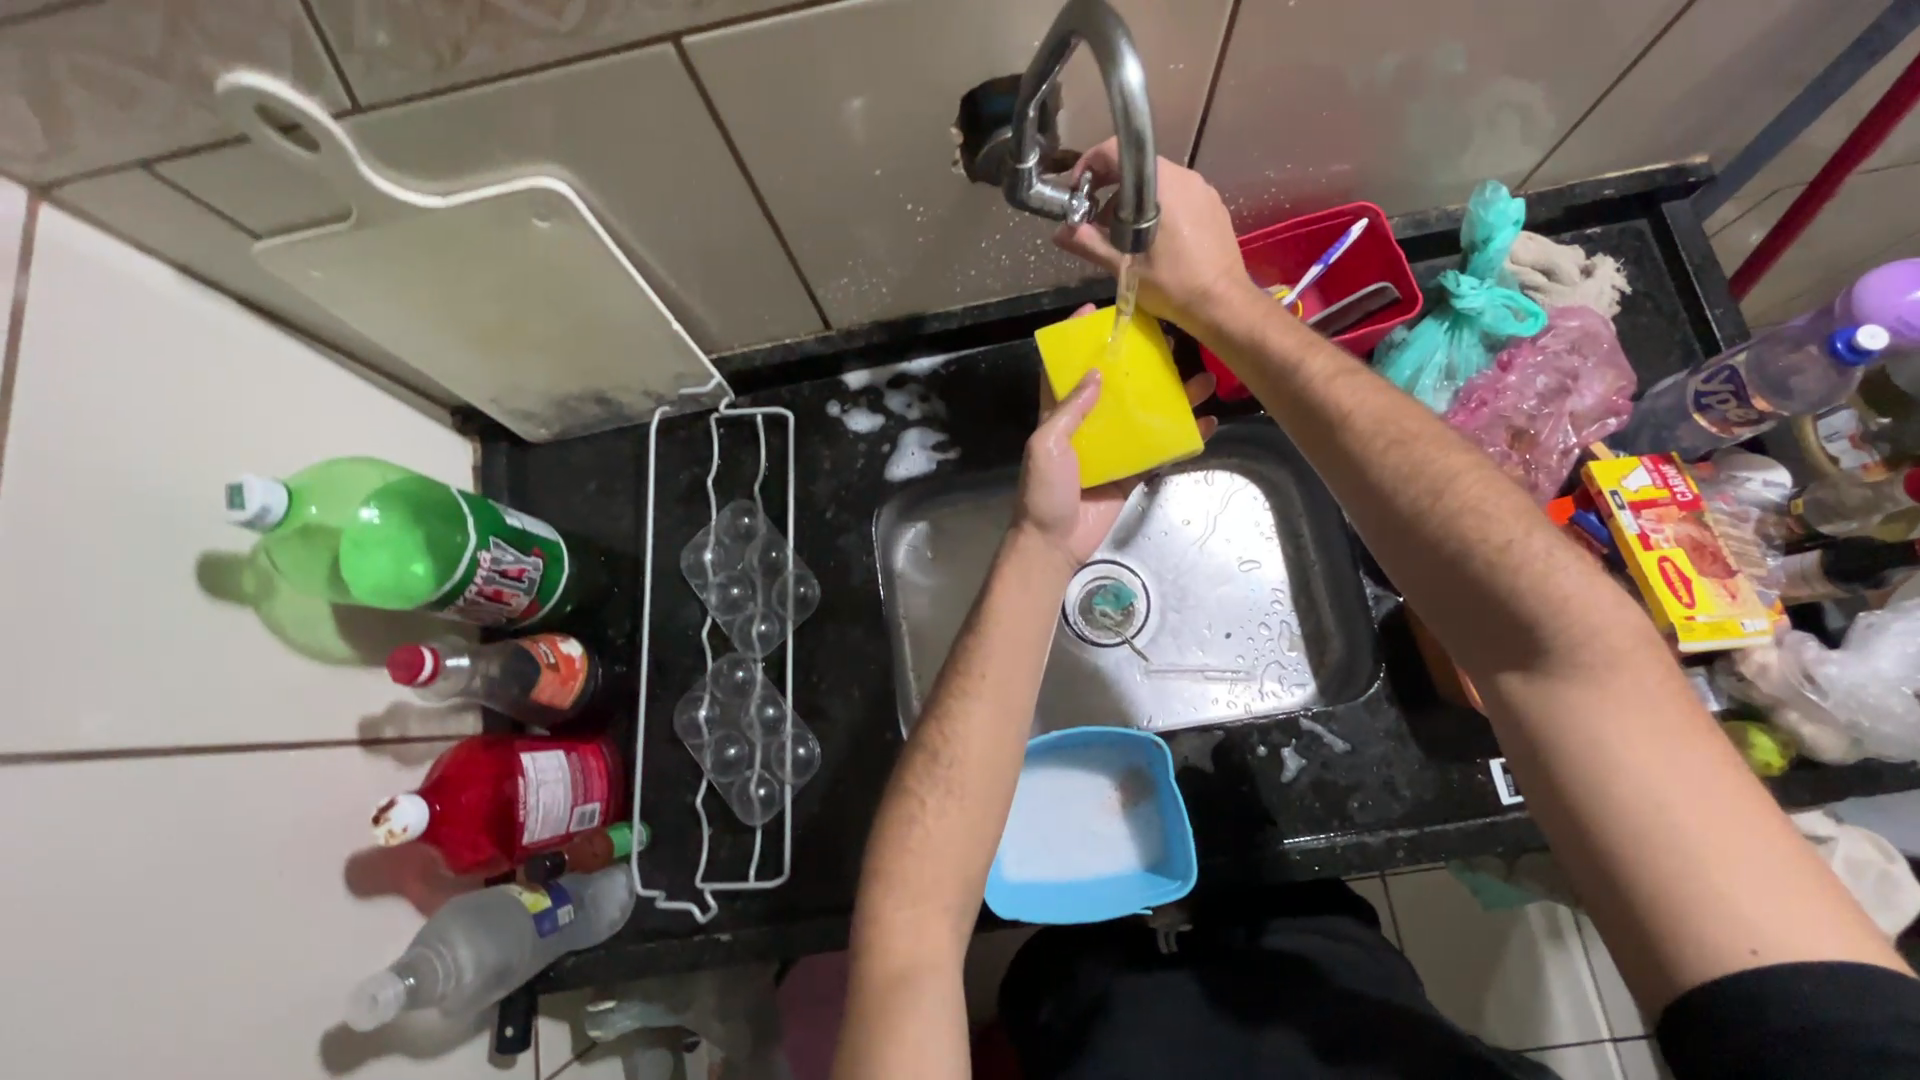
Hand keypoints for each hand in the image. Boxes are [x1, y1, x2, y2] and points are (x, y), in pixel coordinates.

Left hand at [1013, 304, 1218, 568]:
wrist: (1055, 543)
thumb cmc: (1044, 491)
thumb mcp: (1048, 443)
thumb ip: (1070, 409)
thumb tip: (1097, 373)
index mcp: (1057, 416)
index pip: (1065, 369)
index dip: (1075, 340)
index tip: (1097, 311)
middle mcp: (1086, 427)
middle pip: (1115, 387)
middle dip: (1139, 363)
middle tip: (1169, 340)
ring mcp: (1112, 449)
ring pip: (1144, 415)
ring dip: (1172, 397)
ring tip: (1202, 376)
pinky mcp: (1131, 472)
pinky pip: (1161, 450)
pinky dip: (1183, 437)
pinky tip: (1207, 421)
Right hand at [1053, 139, 1261, 335]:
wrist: (1223, 304)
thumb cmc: (1174, 286)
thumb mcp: (1125, 267)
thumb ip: (1090, 244)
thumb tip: (1060, 232)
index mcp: (1161, 184)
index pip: (1118, 150)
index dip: (1090, 164)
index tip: (1078, 191)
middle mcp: (1184, 177)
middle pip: (1136, 166)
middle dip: (1109, 189)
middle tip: (1094, 221)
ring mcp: (1202, 190)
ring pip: (1156, 182)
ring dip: (1131, 201)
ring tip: (1120, 236)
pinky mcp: (1212, 205)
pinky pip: (1176, 195)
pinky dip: (1155, 208)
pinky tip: (1150, 239)